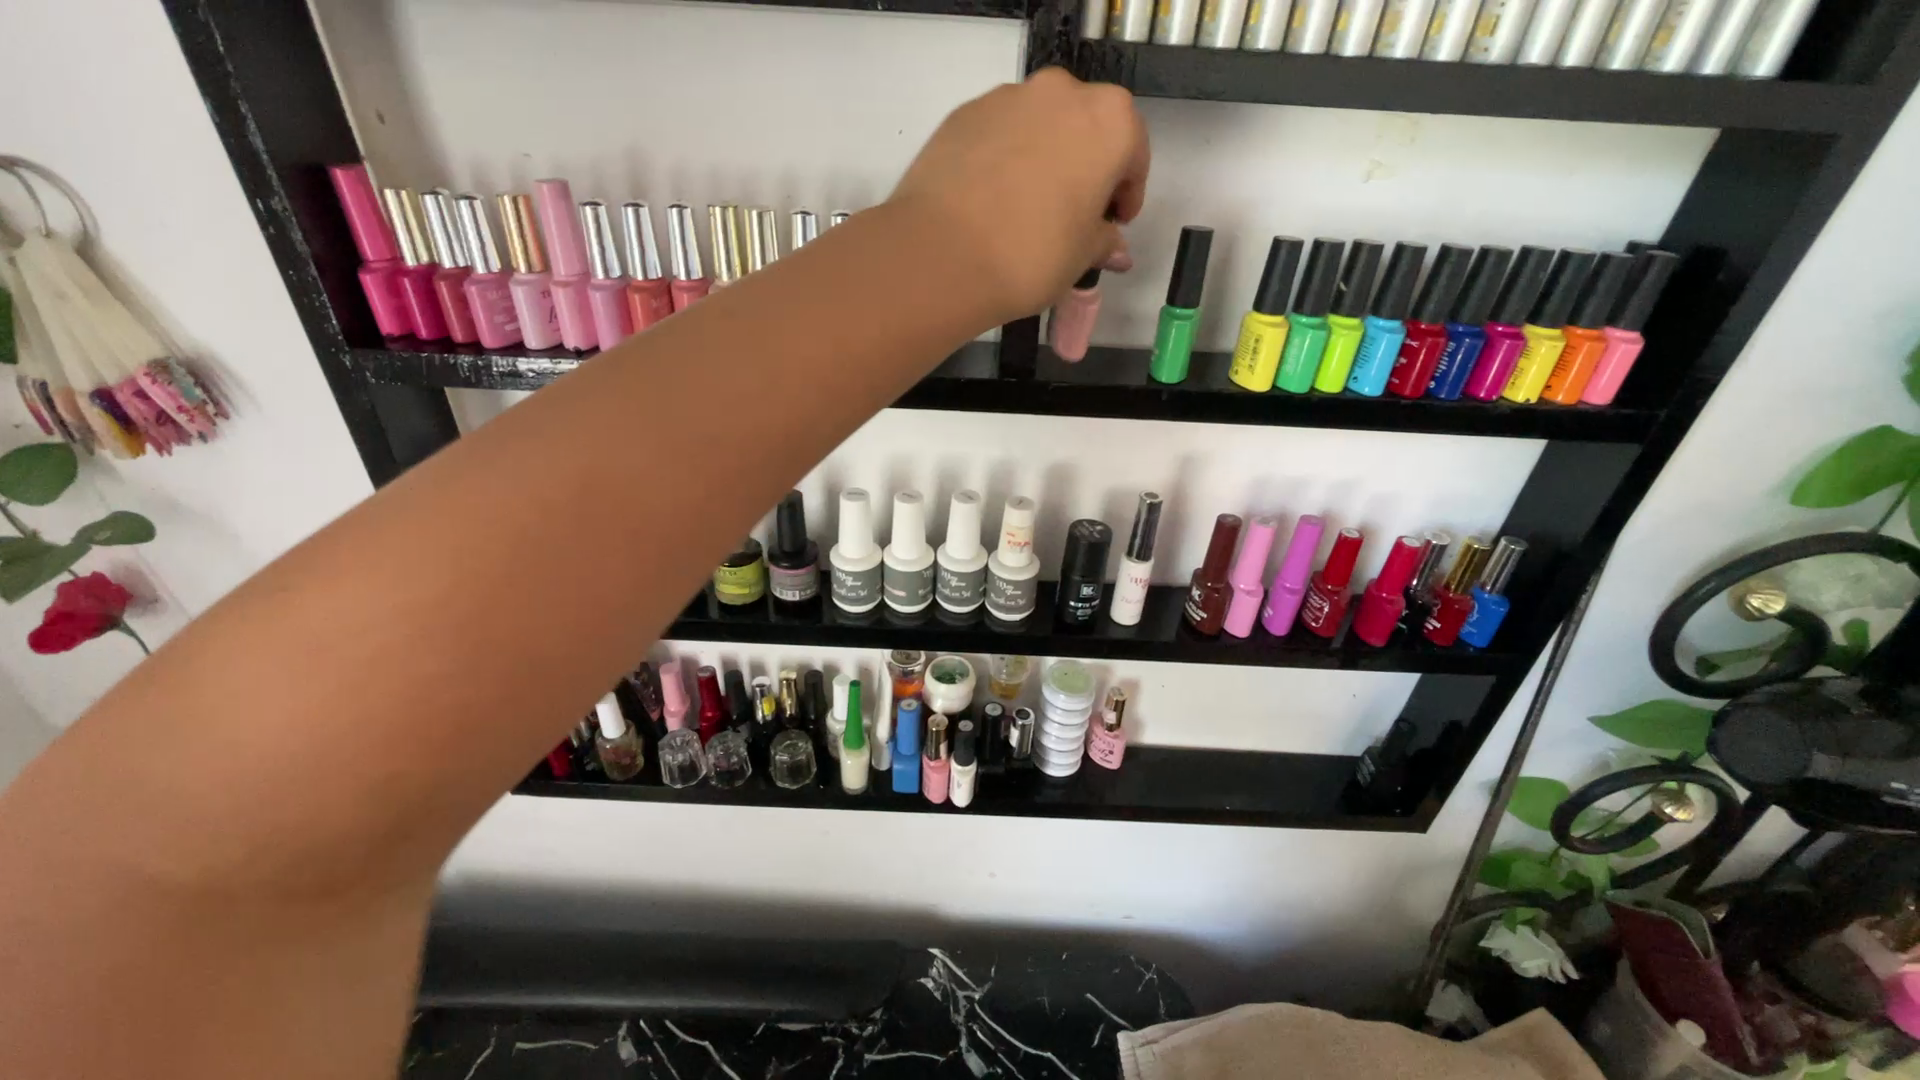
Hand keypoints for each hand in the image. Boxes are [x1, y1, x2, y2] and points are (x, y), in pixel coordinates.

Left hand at [888, 67, 1148, 321]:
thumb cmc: (1032, 254)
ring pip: (1040, 126)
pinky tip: (991, 200)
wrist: (941, 253)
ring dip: (1044, 158)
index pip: (1133, 155)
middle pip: (1086, 129)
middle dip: (1086, 167)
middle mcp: (1062, 93)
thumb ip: (1104, 242)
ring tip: (1027, 208)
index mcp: (1110, 121)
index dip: (1127, 193)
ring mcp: (1008, 98)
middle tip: (1073, 214)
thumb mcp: (1081, 257)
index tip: (1114, 223)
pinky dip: (1004, 158)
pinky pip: (999, 134)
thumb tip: (1114, 249)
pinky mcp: (964, 113)